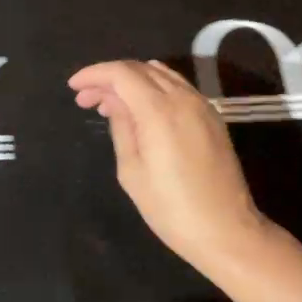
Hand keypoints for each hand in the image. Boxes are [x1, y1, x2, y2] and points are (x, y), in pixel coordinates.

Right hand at [69, 60, 269, 274]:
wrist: (227, 232)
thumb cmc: (172, 209)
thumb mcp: (132, 171)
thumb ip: (121, 127)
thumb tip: (111, 101)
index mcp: (159, 111)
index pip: (121, 73)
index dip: (94, 74)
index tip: (74, 87)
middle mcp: (182, 98)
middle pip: (140, 69)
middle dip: (109, 78)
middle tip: (86, 99)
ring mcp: (201, 105)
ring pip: (160, 74)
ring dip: (132, 80)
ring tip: (111, 102)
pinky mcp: (212, 116)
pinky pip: (178, 86)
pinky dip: (154, 87)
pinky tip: (141, 106)